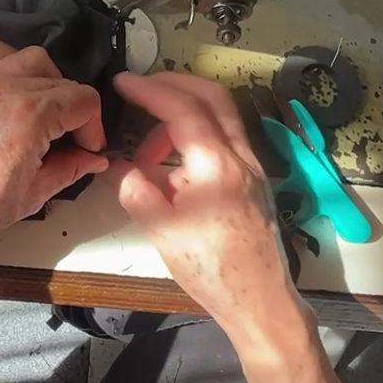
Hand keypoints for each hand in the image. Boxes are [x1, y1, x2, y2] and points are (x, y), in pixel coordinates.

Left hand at [0, 37, 107, 249]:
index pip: (85, 102)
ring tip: (42, 109)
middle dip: (74, 111)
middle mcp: (10, 84)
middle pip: (64, 82)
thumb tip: (93, 159)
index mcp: (33, 114)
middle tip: (67, 140)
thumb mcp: (32, 195)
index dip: (93, 128)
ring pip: (33, 59)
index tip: (86, 149)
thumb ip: (69, 169)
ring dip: (47, 80)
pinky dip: (7, 59)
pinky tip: (10, 84)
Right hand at [109, 72, 303, 336]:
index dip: (150, 90)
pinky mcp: (252, 181)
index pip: (183, 109)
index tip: (123, 82)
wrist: (259, 300)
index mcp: (217, 166)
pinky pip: (223, 142)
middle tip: (141, 88)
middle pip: (213, 97)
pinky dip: (195, 138)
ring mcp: (252, 168)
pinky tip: (172, 169)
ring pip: (220, 118)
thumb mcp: (160, 231)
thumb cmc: (211, 269)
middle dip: (174, 84)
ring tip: (148, 152)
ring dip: (182, 118)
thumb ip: (136, 190)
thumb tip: (125, 168)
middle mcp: (241, 157)